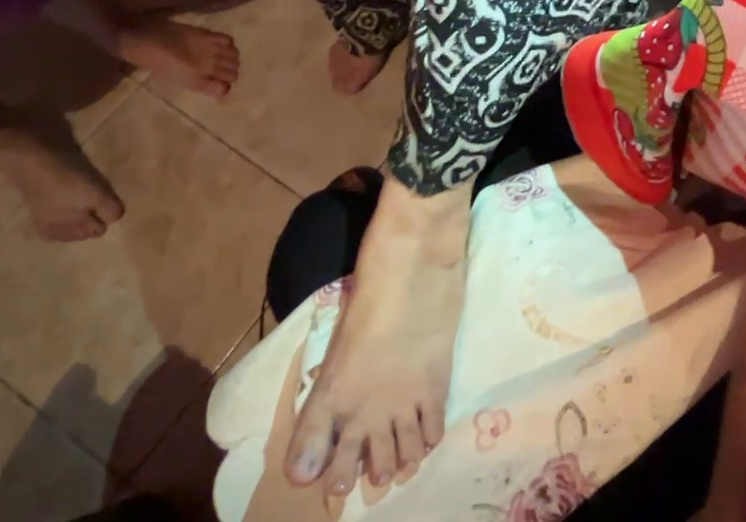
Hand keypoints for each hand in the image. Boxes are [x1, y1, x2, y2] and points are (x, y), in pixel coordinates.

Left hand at [284, 188, 469, 497]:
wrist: (415, 263)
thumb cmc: (371, 288)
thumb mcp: (339, 336)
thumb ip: (327, 397)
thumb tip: (310, 451)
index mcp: (333, 392)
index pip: (316, 450)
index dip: (319, 470)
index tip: (318, 481)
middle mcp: (365, 406)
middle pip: (359, 461)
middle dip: (357, 475)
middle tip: (367, 477)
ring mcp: (402, 400)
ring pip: (399, 453)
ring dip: (396, 463)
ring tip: (397, 468)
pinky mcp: (435, 386)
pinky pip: (431, 431)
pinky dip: (427, 440)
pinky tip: (426, 437)